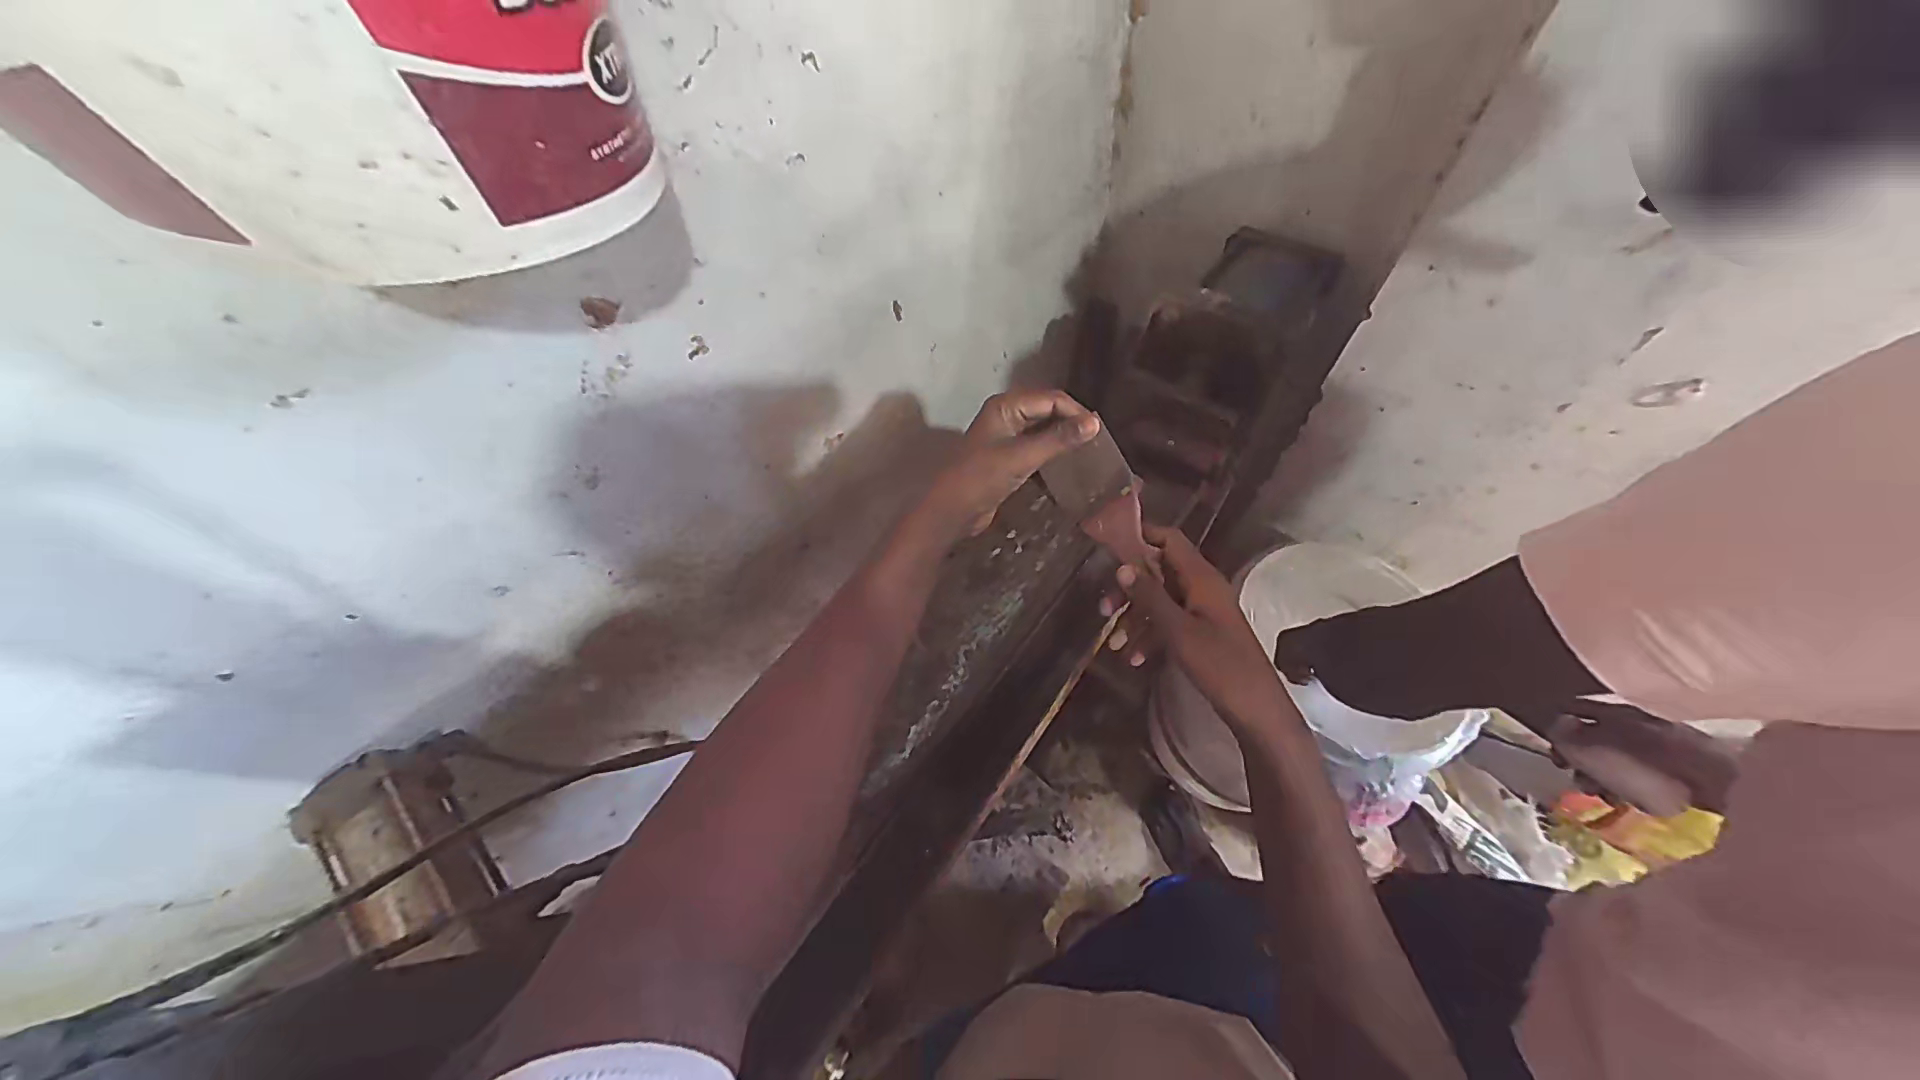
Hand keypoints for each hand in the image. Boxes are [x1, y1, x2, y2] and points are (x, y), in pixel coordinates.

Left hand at [917, 389, 1098, 540]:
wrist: (951, 511)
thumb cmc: (981, 478)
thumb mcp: (1021, 457)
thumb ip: (1058, 439)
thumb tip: (1094, 423)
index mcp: (1006, 406)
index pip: (1050, 399)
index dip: (1075, 412)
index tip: (1099, 431)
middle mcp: (1006, 416)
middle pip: (1048, 411)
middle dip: (1071, 422)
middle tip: (1097, 441)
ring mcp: (1006, 437)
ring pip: (1043, 430)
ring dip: (1063, 438)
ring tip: (1088, 452)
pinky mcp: (1007, 458)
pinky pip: (1036, 448)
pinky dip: (1052, 453)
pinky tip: (1068, 465)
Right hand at [1106, 524, 1292, 733]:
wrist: (1256, 709)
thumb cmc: (1220, 665)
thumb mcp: (1178, 630)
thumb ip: (1150, 596)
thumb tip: (1122, 566)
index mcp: (1201, 578)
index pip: (1169, 540)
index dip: (1141, 536)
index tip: (1110, 547)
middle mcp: (1202, 588)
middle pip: (1158, 572)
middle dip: (1129, 589)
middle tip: (1104, 609)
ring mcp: (1202, 611)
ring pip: (1160, 601)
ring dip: (1135, 618)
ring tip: (1114, 644)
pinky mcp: (1201, 632)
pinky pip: (1169, 623)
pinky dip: (1150, 635)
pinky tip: (1135, 658)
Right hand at [1538, 703, 1738, 815]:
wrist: (1725, 790)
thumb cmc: (1644, 768)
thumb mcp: (1589, 750)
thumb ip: (1562, 735)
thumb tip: (1554, 724)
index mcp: (1614, 711)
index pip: (1573, 709)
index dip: (1558, 726)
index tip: (1552, 749)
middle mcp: (1636, 722)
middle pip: (1594, 736)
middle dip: (1580, 759)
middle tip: (1576, 777)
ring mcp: (1663, 745)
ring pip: (1617, 757)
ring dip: (1603, 777)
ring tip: (1604, 796)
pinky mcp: (1684, 769)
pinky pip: (1643, 773)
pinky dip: (1631, 786)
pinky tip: (1631, 802)